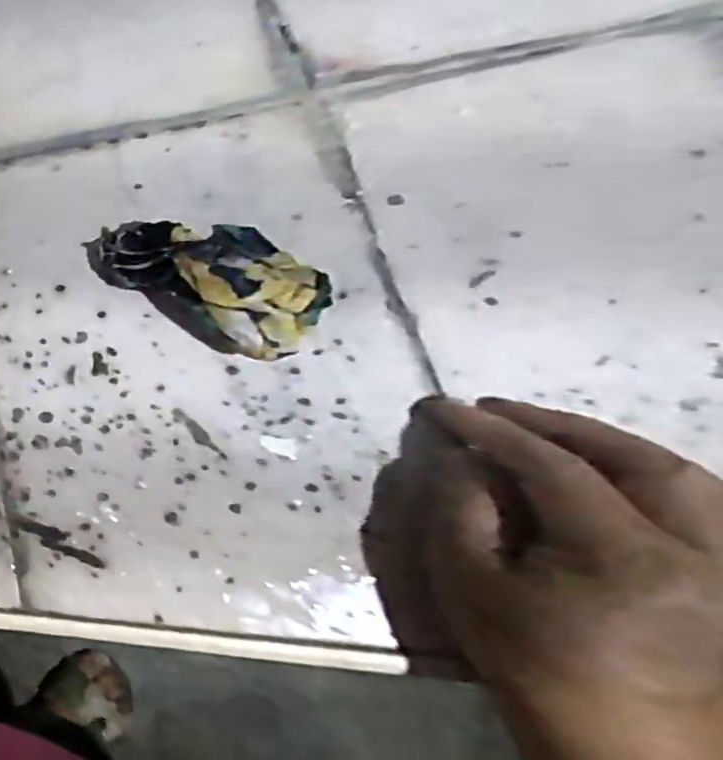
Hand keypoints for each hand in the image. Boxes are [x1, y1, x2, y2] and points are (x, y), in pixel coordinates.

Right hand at [414, 398, 722, 759]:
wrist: (620, 740)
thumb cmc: (528, 656)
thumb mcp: (466, 577)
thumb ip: (460, 506)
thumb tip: (463, 456)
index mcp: (627, 556)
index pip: (551, 465)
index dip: (490, 428)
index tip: (438, 407)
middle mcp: (702, 556)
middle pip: (644, 463)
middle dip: (561, 426)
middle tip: (496, 409)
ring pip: (690, 482)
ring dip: (611, 446)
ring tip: (547, 434)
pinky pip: (705, 512)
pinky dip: (649, 478)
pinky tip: (601, 476)